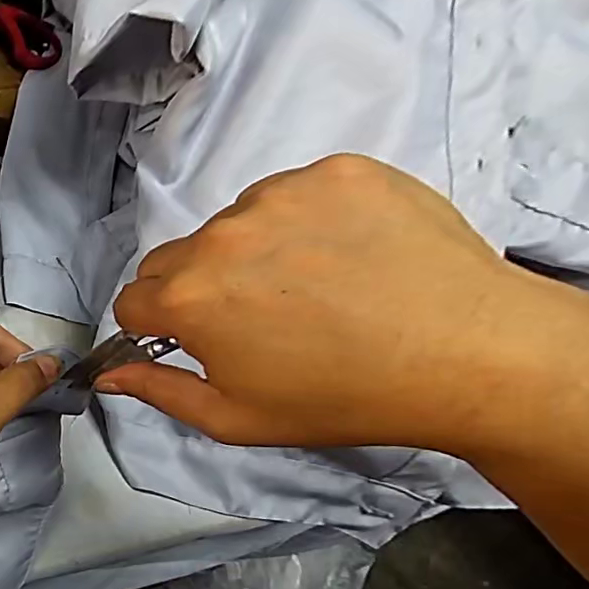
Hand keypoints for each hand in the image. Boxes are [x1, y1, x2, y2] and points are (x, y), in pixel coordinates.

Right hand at [98, 154, 588, 454]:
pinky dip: (300, 221)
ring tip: (311, 284)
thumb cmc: (345, 397)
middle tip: (257, 316)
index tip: (199, 340)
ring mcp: (279, 195)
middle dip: (194, 287)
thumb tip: (106, 373)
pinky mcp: (335, 171)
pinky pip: (287, 194)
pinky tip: (344, 252)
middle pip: (171, 259)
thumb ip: (158, 390)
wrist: (481, 356)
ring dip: (246, 252)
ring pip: (228, 225)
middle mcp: (218, 236)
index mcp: (188, 297)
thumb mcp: (236, 417)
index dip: (159, 326)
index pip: (133, 299)